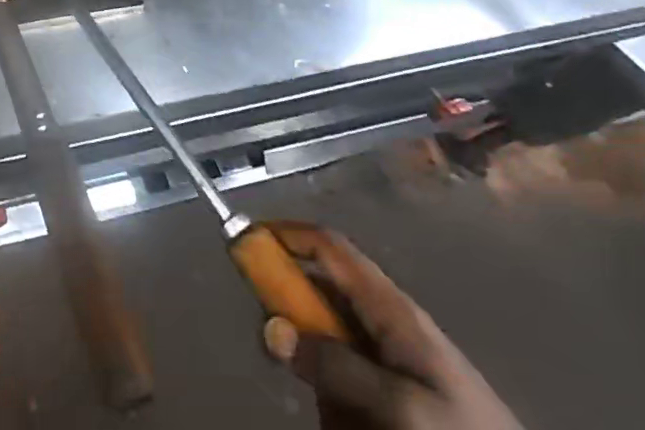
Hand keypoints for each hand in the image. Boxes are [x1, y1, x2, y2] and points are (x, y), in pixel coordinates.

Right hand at [261, 221, 520, 429]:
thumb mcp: (400, 404)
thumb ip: (336, 366)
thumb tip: (271, 329)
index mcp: (389, 306)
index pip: (330, 246)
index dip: (287, 233)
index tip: (244, 240)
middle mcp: (382, 319)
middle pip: (318, 291)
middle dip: (291, 315)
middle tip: (275, 347)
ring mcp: (386, 352)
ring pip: (325, 339)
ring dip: (315, 370)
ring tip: (340, 416)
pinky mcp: (389, 385)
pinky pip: (341, 378)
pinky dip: (333, 399)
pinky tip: (350, 425)